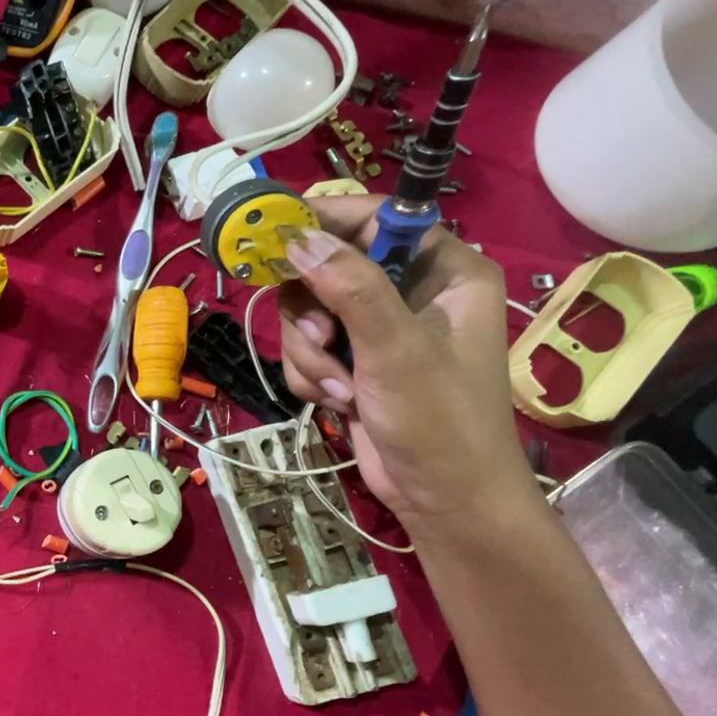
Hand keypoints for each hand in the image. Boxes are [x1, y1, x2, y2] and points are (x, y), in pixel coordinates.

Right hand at [276, 195, 537, 528]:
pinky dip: (310, 374)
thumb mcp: (394, 348)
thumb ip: (349, 287)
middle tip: (319, 337)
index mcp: (444, 272)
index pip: (378, 219)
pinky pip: (308, 348)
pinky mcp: (354, 360)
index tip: (273, 235)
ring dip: (310, 353)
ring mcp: (378, 328)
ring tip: (338, 388)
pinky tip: (336, 402)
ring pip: (308, 312)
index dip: (325, 222)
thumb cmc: (438, 419)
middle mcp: (410, 291)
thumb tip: (297, 239)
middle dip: (312, 312)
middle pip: (327, 268)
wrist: (442, 496)